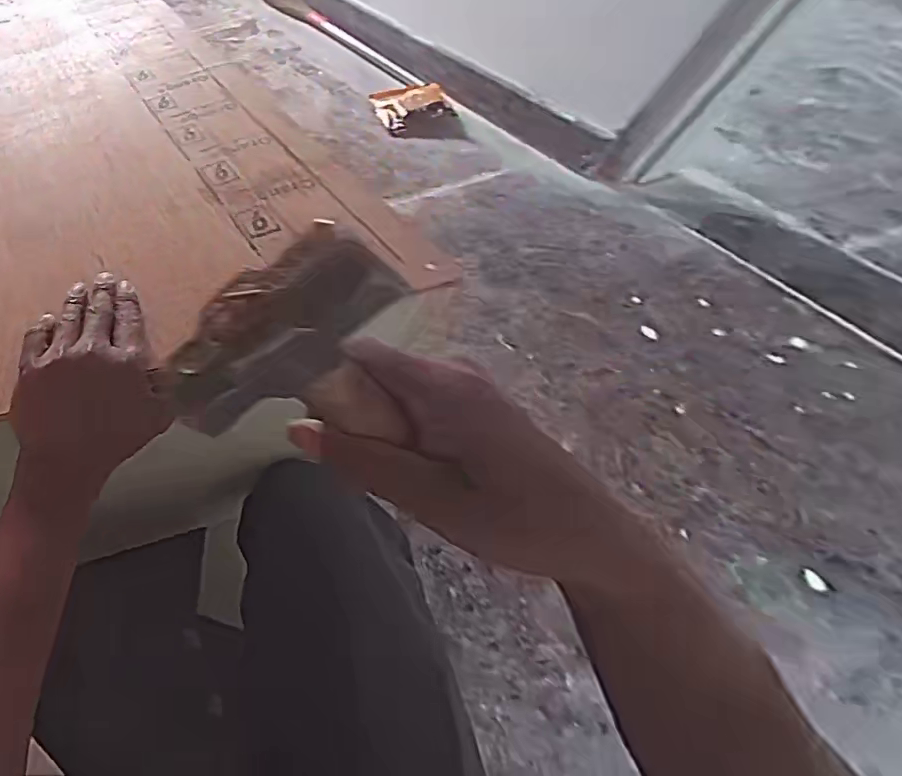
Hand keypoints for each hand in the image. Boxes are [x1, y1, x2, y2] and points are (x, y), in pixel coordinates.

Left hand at [10, 273, 168, 507]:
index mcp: (125, 360)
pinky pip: (36, 336)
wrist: (64, 460)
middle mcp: (92, 350)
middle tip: (104, 278)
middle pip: (99, 311)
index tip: (125, 287)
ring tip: (78, 289)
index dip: (127, 300)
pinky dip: (43, 325)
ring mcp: (59, 355)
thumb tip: (167, 366)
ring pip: (69, 317)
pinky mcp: (32, 365)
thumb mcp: (153, 417)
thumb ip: (162, 387)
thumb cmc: (112, 443)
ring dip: (75, 300)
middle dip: (103, 292)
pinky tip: (47, 320)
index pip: (128, 319)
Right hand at [289, 339, 648, 589]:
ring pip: (385, 388)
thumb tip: (295, 428)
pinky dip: (395, 429)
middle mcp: (452, 371)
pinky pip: (408, 400)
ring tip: (390, 471)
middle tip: (357, 462)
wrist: (605, 550)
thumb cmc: (521, 525)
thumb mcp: (430, 500)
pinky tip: (413, 467)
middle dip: (349, 411)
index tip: (310, 415)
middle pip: (367, 371)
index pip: (355, 352)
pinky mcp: (471, 401)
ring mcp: (464, 384)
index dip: (324, 376)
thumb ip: (360, 461)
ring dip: (372, 425)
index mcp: (443, 385)